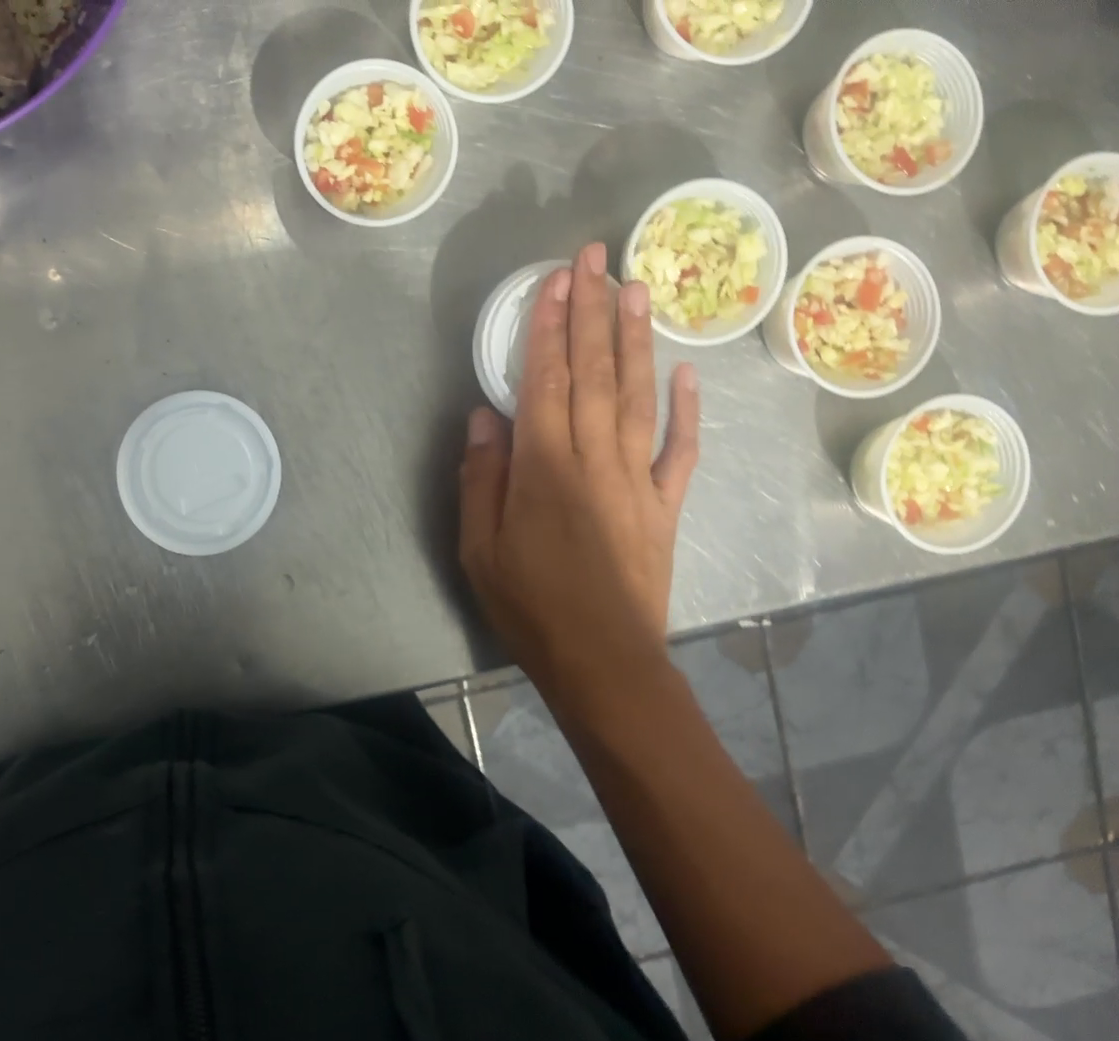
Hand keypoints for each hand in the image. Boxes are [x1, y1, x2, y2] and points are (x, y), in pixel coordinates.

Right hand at [459, 242, 699, 684]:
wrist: (602, 657)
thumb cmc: (528, 604)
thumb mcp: (478, 548)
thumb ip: (481, 480)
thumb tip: (484, 418)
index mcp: (543, 468)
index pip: (547, 382)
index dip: (550, 327)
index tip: (555, 280)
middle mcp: (594, 459)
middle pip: (595, 373)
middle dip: (593, 311)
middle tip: (596, 257)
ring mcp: (637, 479)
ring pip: (637, 396)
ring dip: (635, 340)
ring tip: (636, 289)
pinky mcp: (663, 504)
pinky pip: (678, 448)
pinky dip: (686, 409)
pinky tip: (687, 373)